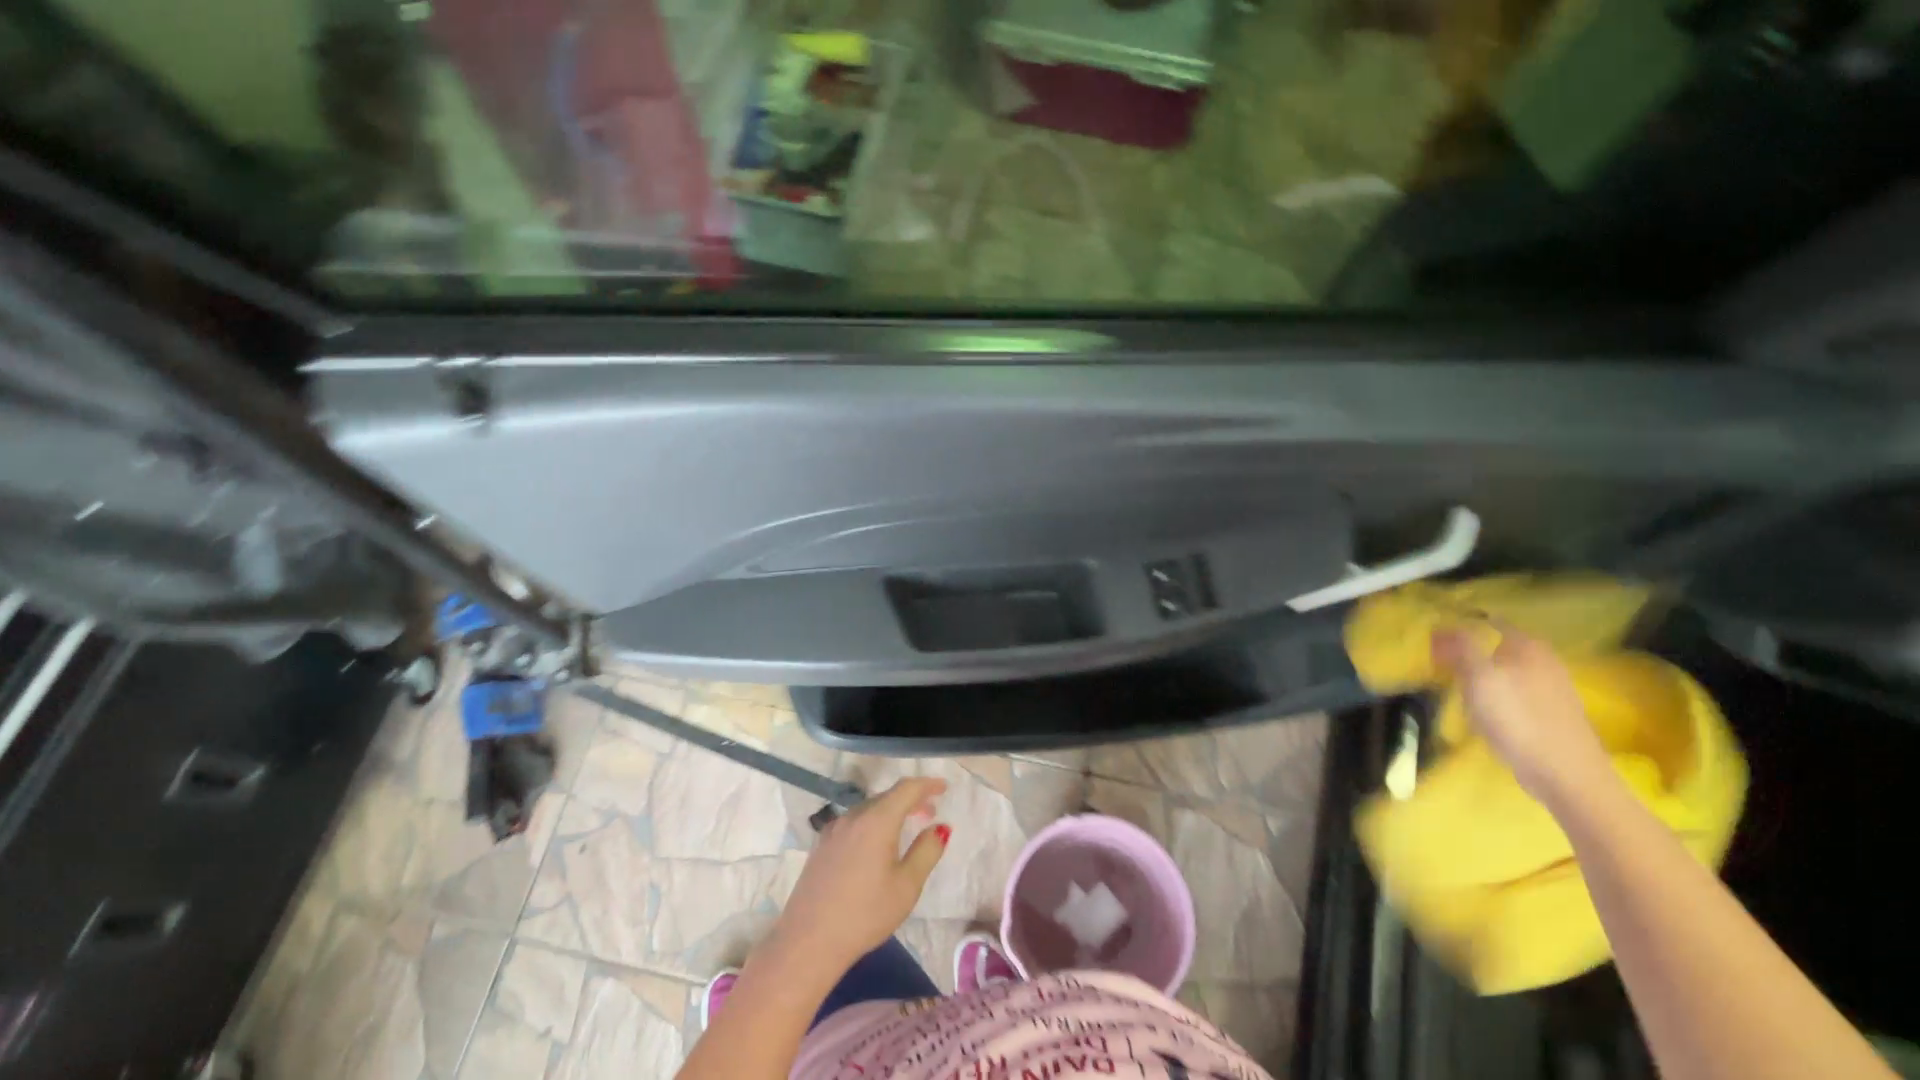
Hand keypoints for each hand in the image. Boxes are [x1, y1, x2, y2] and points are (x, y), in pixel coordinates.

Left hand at [769, 778, 949, 970]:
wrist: (809, 940)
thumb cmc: (866, 914)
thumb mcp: (906, 886)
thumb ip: (926, 851)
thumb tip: (939, 827)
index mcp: (876, 821)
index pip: (905, 789)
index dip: (927, 785)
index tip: (943, 787)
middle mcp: (852, 818)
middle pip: (885, 797)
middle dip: (910, 800)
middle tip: (929, 812)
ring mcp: (832, 831)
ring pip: (867, 810)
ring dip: (889, 812)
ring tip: (905, 828)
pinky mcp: (820, 847)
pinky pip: (853, 823)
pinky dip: (872, 823)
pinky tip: (875, 845)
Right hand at [1433, 627, 1615, 808]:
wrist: (1566, 773)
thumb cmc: (1517, 720)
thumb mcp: (1480, 678)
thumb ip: (1461, 647)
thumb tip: (1442, 627)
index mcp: (1527, 645)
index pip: (1486, 623)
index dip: (1458, 630)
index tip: (1433, 647)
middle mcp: (1544, 659)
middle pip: (1496, 648)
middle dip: (1469, 656)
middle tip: (1442, 672)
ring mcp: (1552, 687)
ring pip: (1506, 673)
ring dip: (1482, 681)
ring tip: (1462, 699)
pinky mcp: (1553, 713)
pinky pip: (1516, 696)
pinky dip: (1498, 701)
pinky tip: (1488, 719)